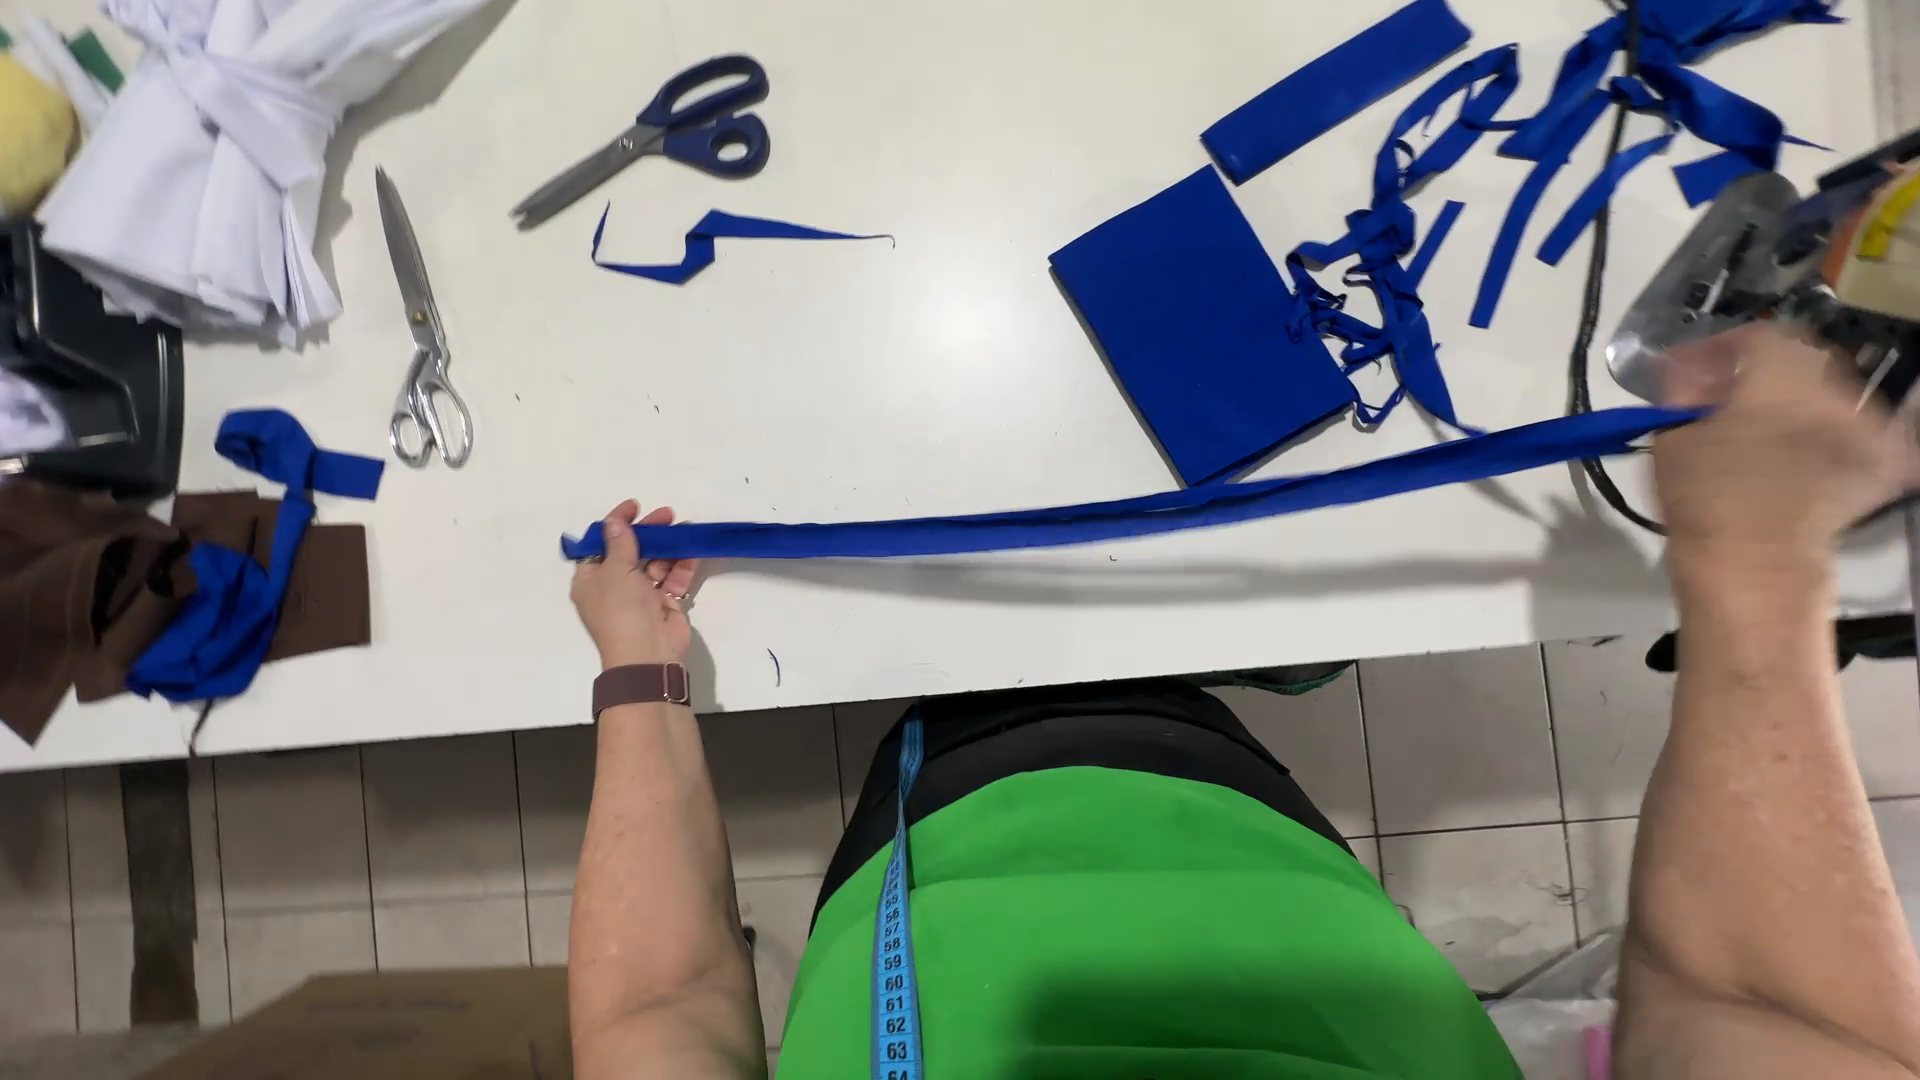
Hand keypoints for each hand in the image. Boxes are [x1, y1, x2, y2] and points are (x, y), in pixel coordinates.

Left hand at [570, 500, 700, 667]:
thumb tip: (615, 522)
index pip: (601, 544)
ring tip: (686, 529)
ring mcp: (642, 594)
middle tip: (668, 515)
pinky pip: (674, 577)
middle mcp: (616, 585)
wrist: (647, 654)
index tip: (633, 506)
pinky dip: (683, 564)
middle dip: (649, 532)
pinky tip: (693, 550)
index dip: (616, 524)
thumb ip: (620, 544)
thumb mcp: (615, 572)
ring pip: (656, 562)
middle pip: (632, 550)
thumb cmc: (621, 611)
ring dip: (669, 546)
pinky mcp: (665, 602)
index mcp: (592, 580)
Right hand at [1652, 323, 1919, 567]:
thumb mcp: (1671, 440)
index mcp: (1775, 389)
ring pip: (1834, 389)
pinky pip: (1860, 422)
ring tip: (1763, 423)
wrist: (1753, 557)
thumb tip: (1683, 362)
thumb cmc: (1698, 498)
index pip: (1762, 336)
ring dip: (1796, 395)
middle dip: (1764, 368)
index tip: (1696, 363)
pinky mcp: (1887, 453)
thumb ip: (1682, 392)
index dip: (1726, 343)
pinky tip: (1800, 444)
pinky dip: (1828, 424)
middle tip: (1727, 392)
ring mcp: (1869, 426)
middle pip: (1806, 357)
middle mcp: (1833, 396)